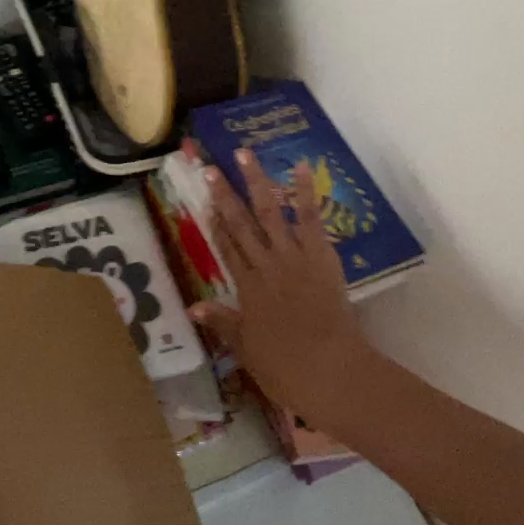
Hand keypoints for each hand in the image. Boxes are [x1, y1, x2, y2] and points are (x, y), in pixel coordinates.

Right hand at [189, 145, 370, 424]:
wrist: (330, 370)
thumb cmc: (286, 368)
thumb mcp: (246, 349)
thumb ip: (223, 323)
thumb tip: (193, 306)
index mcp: (247, 288)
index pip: (227, 249)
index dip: (215, 224)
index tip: (205, 201)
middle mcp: (266, 265)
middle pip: (242, 224)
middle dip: (225, 195)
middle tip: (212, 168)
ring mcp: (293, 256)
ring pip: (270, 211)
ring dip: (256, 181)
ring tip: (245, 154)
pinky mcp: (320, 254)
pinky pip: (311, 217)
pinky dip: (305, 191)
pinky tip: (299, 167)